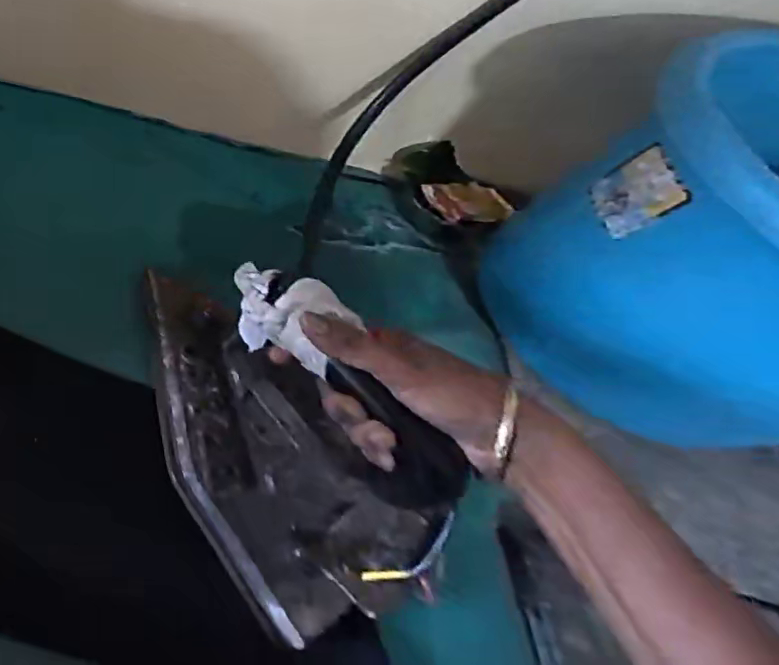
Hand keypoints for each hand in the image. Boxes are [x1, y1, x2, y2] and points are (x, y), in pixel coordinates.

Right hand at [272, 315, 514, 475]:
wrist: (504, 439)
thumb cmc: (450, 392)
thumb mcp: (397, 368)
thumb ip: (349, 346)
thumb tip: (303, 318)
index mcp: (377, 346)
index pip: (328, 339)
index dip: (300, 347)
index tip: (274, 358)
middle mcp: (379, 371)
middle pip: (335, 386)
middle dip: (345, 409)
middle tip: (363, 420)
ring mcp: (390, 401)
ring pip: (351, 416)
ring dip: (364, 434)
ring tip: (388, 447)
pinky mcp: (401, 429)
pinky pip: (369, 438)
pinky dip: (377, 449)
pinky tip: (393, 459)